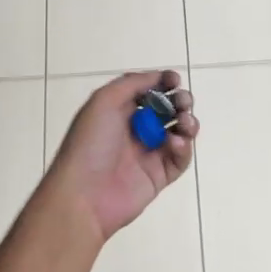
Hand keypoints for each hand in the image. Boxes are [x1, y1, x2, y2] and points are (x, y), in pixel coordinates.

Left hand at [45, 70, 198, 240]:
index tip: (175, 80)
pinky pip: (179, 159)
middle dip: (180, 101)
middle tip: (184, 102)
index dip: (164, 82)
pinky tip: (175, 144)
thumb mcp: (104, 100)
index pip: (149, 91)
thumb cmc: (90, 142)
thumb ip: (132, 83)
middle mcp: (135, 130)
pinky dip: (183, 148)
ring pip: (178, 132)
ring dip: (187, 122)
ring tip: (185, 123)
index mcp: (120, 110)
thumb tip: (158, 77)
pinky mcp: (159, 176)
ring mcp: (148, 153)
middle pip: (167, 110)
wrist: (83, 195)